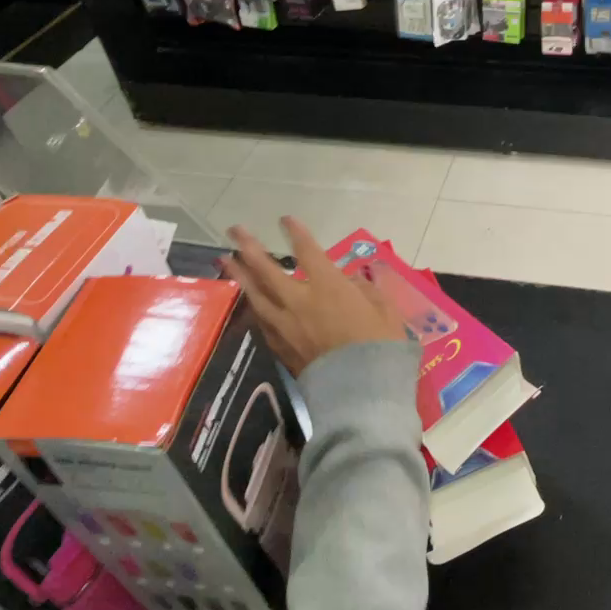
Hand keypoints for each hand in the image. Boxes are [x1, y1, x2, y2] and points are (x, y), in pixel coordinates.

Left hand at [220, 217, 407, 376]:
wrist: (360, 390)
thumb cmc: (380, 346)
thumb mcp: (385, 311)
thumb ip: (366, 290)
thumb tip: (351, 279)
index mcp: (328, 286)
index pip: (307, 251)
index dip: (296, 233)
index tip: (286, 219)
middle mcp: (300, 300)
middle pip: (267, 269)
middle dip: (250, 247)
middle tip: (235, 231)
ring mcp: (285, 325)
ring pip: (255, 295)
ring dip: (239, 275)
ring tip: (225, 261)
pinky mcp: (280, 347)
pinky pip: (261, 320)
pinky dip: (253, 305)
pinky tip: (248, 300)